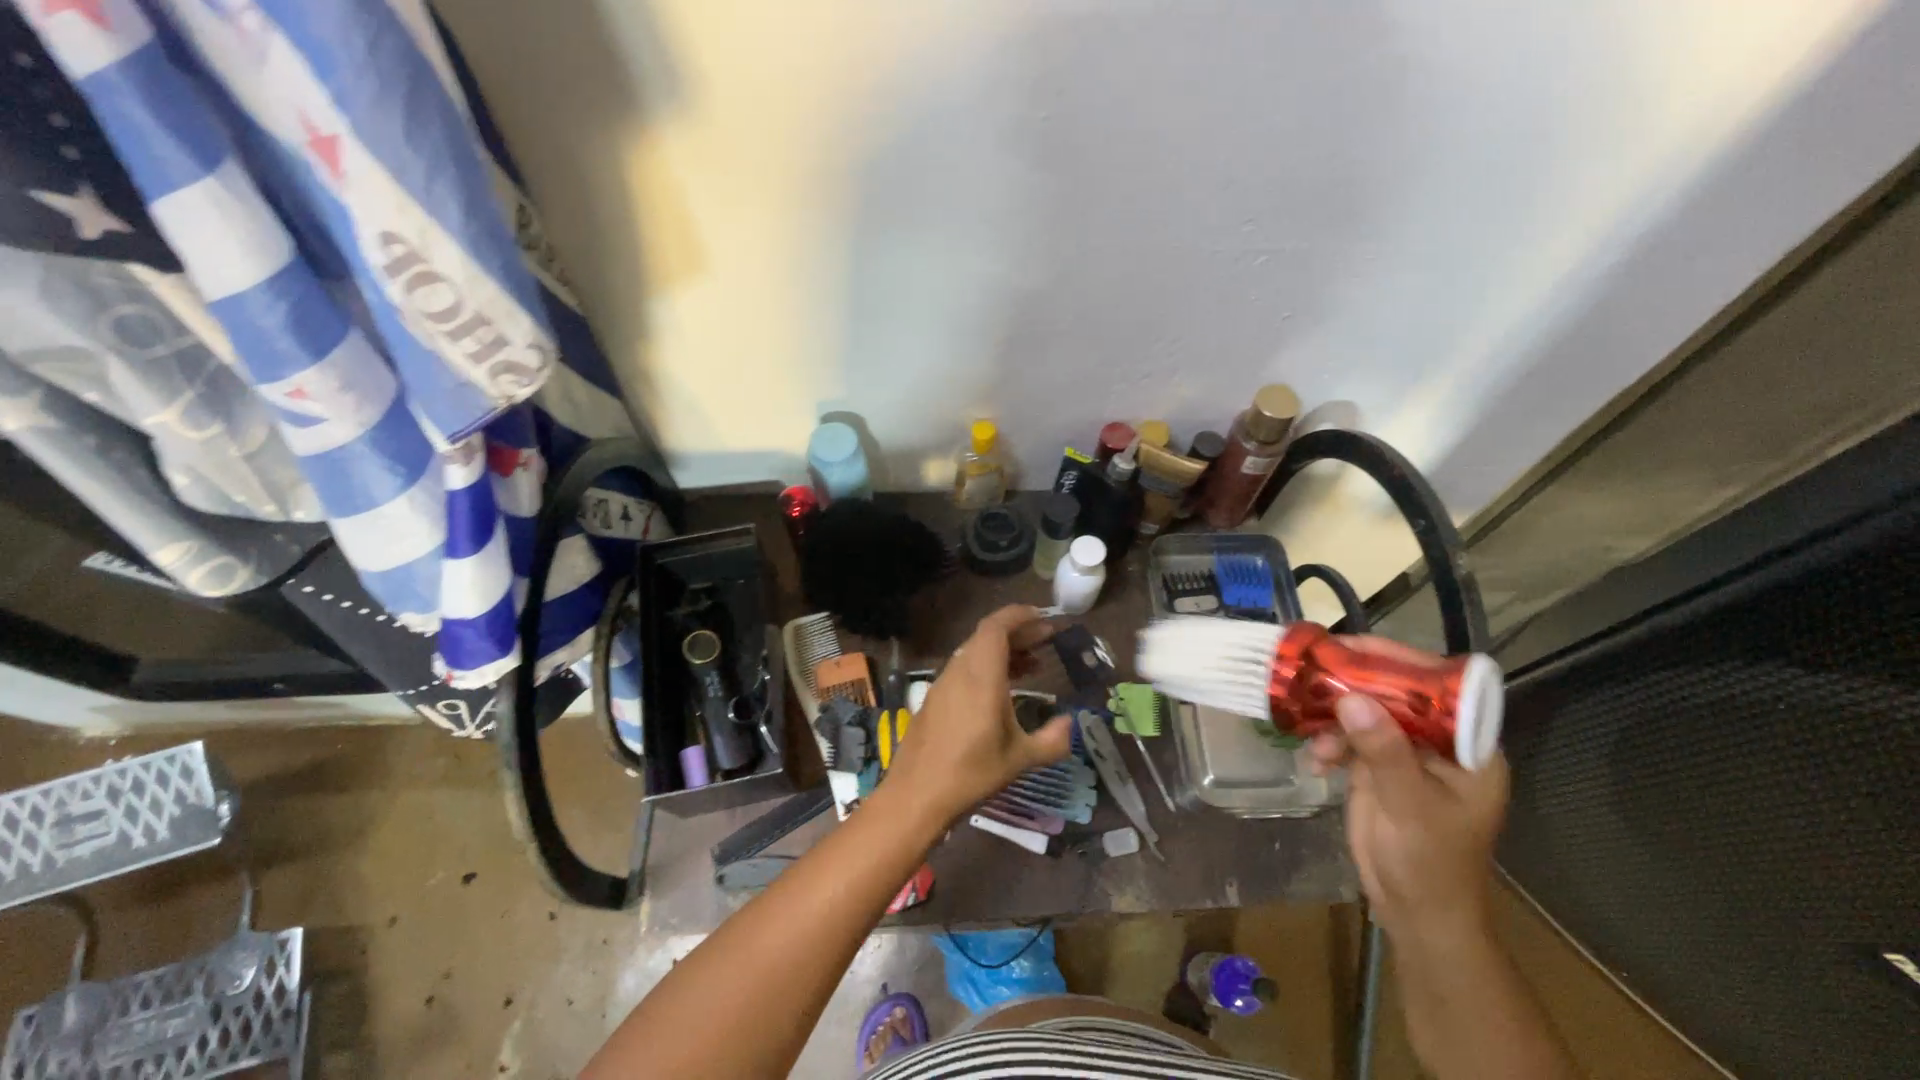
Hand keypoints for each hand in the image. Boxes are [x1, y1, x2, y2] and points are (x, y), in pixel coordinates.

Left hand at [881, 605, 1074, 824]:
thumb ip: (1053, 739)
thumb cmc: (971, 774)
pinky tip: (1002, 692)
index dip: (1019, 616)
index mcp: (981, 676)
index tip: (1043, 618)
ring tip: (1031, 666)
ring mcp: (942, 686)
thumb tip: (1071, 724)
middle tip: (1045, 641)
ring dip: (1002, 652)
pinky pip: (963, 671)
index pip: (996, 627)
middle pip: (986, 637)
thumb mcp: (1021, 759)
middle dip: (1017, 633)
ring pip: (974, 653)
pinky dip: (986, 669)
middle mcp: (959, 672)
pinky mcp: (933, 701)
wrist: (916, 796)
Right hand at [1308, 637, 1508, 944]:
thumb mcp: (1410, 805)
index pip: (1439, 687)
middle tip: (1314, 671)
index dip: (1399, 662)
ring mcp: (1407, 756)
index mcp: (1469, 746)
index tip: (1355, 647)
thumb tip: (1351, 699)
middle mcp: (1440, 743)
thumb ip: (1384, 750)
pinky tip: (1314, 761)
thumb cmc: (1431, 863)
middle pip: (1397, 694)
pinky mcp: (1379, 771)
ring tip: (1311, 732)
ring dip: (1336, 719)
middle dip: (1356, 685)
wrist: (1417, 915)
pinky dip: (1329, 744)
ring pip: (1368, 715)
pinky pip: (1351, 741)